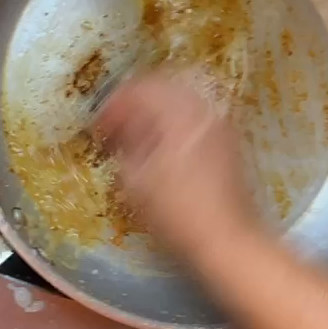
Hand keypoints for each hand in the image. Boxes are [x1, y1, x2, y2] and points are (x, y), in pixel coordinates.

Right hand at [95, 73, 256, 257]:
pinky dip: (174, 124)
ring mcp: (220, 125)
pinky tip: (161, 149)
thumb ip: (125, 147)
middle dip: (136, 103)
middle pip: (163, 86)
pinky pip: (195, 118)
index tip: (99, 127)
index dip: (113, 105)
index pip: (140, 89)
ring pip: (181, 100)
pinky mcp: (228, 142)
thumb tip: (120, 132)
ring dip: (155, 113)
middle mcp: (203, 110)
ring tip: (137, 138)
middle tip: (116, 127)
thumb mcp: (136, 182)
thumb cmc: (177, 214)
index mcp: (179, 114)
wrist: (228, 242)